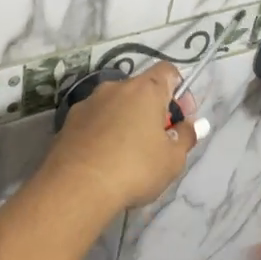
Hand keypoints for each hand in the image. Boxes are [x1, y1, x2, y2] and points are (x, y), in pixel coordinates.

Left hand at [41, 62, 197, 211]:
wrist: (76, 188)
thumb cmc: (134, 169)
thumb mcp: (172, 159)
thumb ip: (186, 137)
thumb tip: (192, 125)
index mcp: (145, 89)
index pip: (168, 71)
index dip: (179, 91)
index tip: (181, 118)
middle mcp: (114, 88)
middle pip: (140, 89)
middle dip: (152, 109)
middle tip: (158, 140)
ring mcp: (87, 104)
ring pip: (115, 105)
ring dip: (125, 120)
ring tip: (128, 154)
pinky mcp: (67, 123)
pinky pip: (94, 121)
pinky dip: (103, 133)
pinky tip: (104, 160)